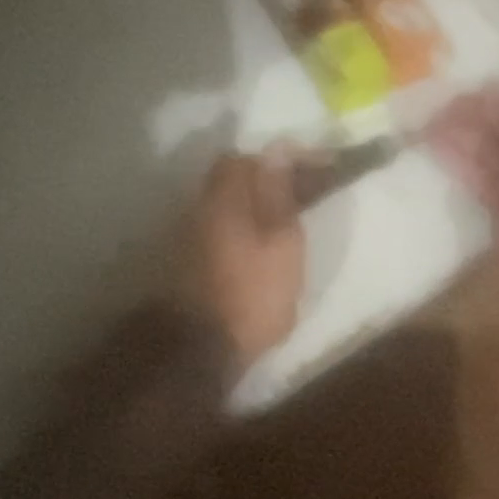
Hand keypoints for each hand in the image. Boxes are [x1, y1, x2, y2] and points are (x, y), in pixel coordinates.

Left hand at [187, 150, 306, 370]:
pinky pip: (215, 228)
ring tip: (282, 222)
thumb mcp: (281, 244)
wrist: (197, 351)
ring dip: (251, 205)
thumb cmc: (251, 294)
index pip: (252, 156)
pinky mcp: (179, 262)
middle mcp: (198, 204)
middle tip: (302, 194)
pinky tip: (255, 248)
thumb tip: (277, 146)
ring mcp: (183, 233)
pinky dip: (238, 229)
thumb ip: (278, 194)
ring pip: (222, 203)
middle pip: (232, 177)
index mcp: (225, 194)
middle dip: (266, 180)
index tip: (320, 167)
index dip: (286, 158)